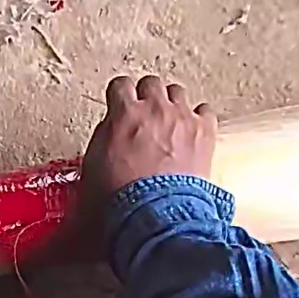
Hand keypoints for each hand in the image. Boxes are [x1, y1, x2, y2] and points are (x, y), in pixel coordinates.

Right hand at [82, 74, 216, 201]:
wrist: (153, 213)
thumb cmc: (121, 196)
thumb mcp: (94, 163)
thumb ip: (105, 136)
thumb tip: (112, 128)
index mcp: (124, 114)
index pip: (120, 85)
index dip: (120, 96)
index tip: (120, 104)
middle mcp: (155, 109)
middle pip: (152, 84)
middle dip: (147, 97)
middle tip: (145, 114)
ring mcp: (182, 118)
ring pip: (178, 92)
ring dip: (171, 105)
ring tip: (168, 123)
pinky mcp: (204, 133)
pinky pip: (204, 111)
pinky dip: (197, 119)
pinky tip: (191, 131)